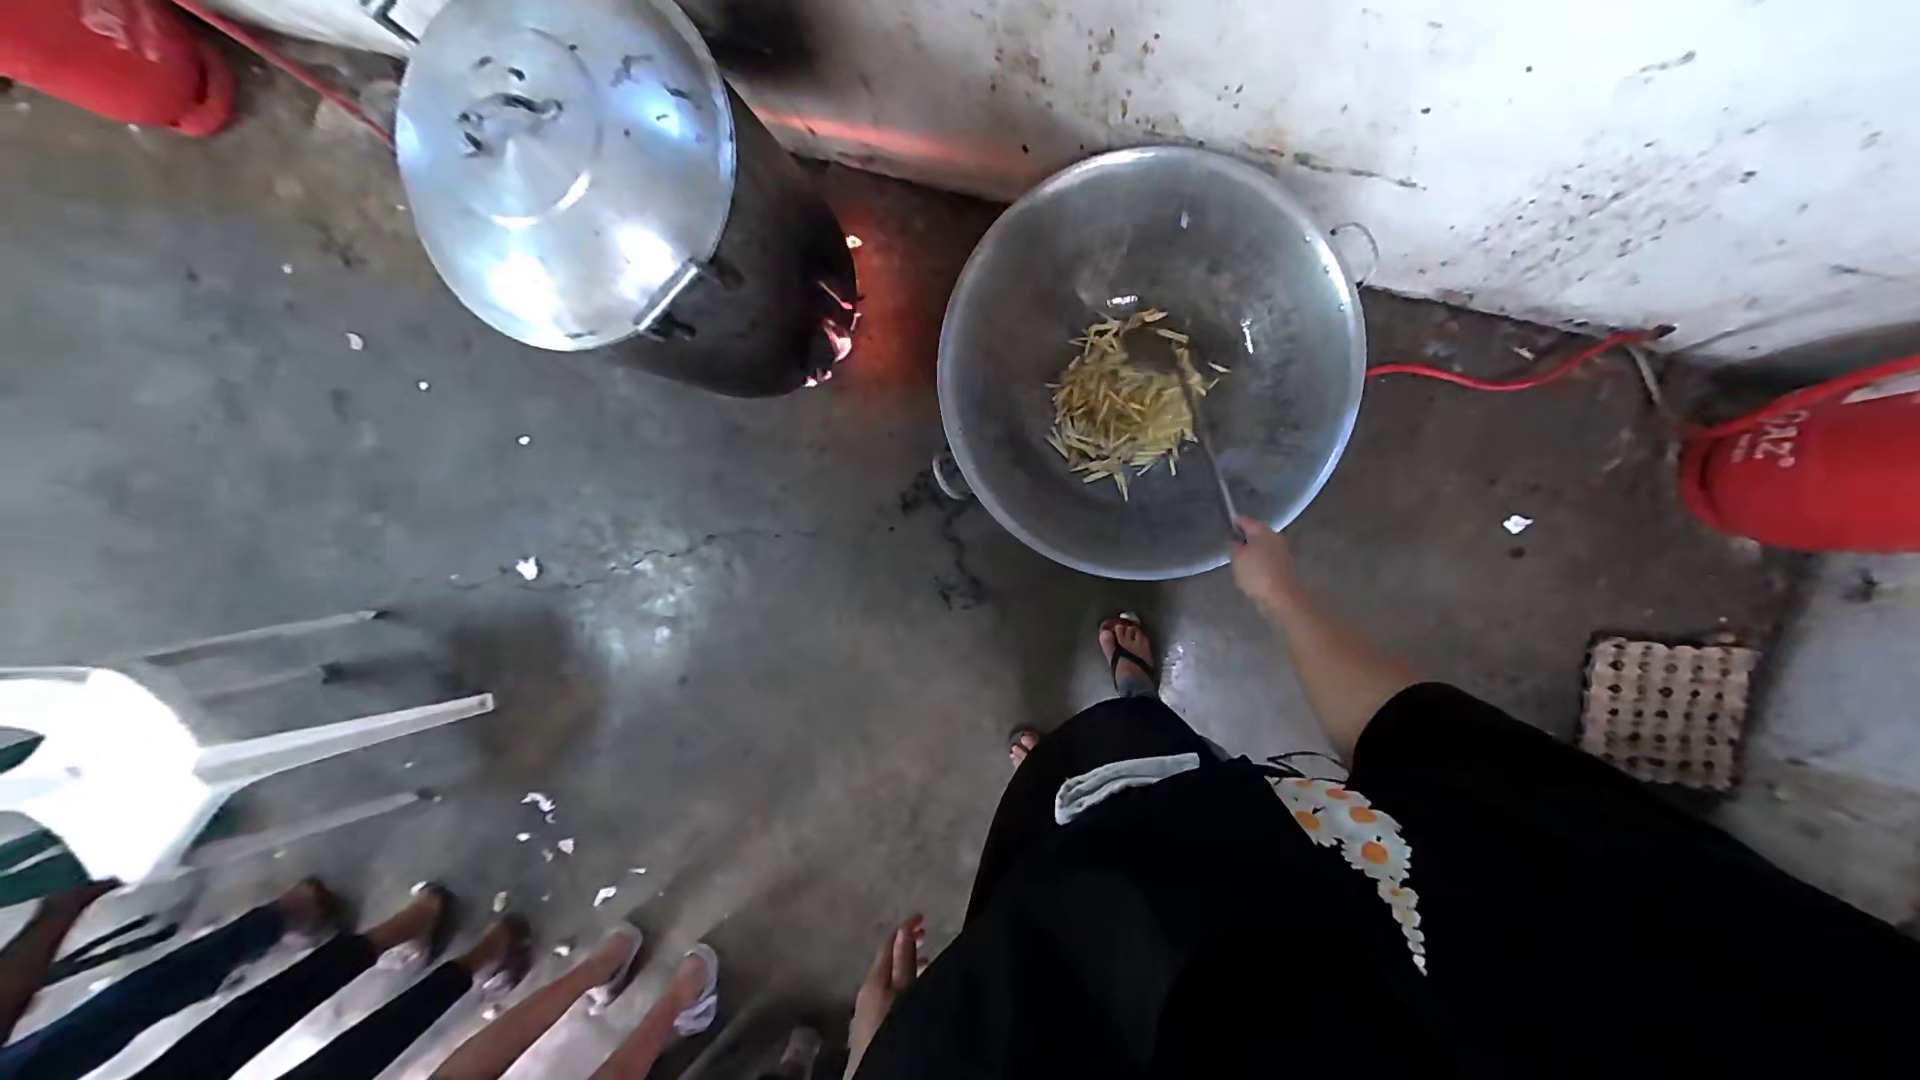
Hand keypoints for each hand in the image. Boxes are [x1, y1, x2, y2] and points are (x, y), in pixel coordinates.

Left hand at [846, 914, 924, 1077]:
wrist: (874, 1073)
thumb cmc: (892, 1028)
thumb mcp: (903, 993)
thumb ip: (903, 962)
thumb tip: (903, 929)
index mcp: (874, 978)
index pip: (889, 942)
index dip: (905, 926)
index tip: (923, 917)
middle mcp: (867, 988)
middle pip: (887, 957)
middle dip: (906, 943)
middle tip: (927, 934)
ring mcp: (866, 1006)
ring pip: (888, 975)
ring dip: (906, 963)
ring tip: (927, 960)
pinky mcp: (870, 1022)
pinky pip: (887, 989)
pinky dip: (901, 979)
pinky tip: (913, 989)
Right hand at [1229, 516, 1300, 615]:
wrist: (1282, 598)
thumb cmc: (1257, 575)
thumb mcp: (1237, 558)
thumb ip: (1233, 545)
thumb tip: (1235, 540)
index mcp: (1263, 531)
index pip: (1244, 520)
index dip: (1233, 524)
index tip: (1224, 534)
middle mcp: (1275, 537)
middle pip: (1254, 533)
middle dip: (1242, 541)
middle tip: (1231, 553)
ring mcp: (1282, 551)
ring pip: (1261, 547)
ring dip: (1250, 554)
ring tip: (1240, 567)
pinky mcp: (1284, 566)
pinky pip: (1267, 560)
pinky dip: (1258, 565)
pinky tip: (1252, 576)